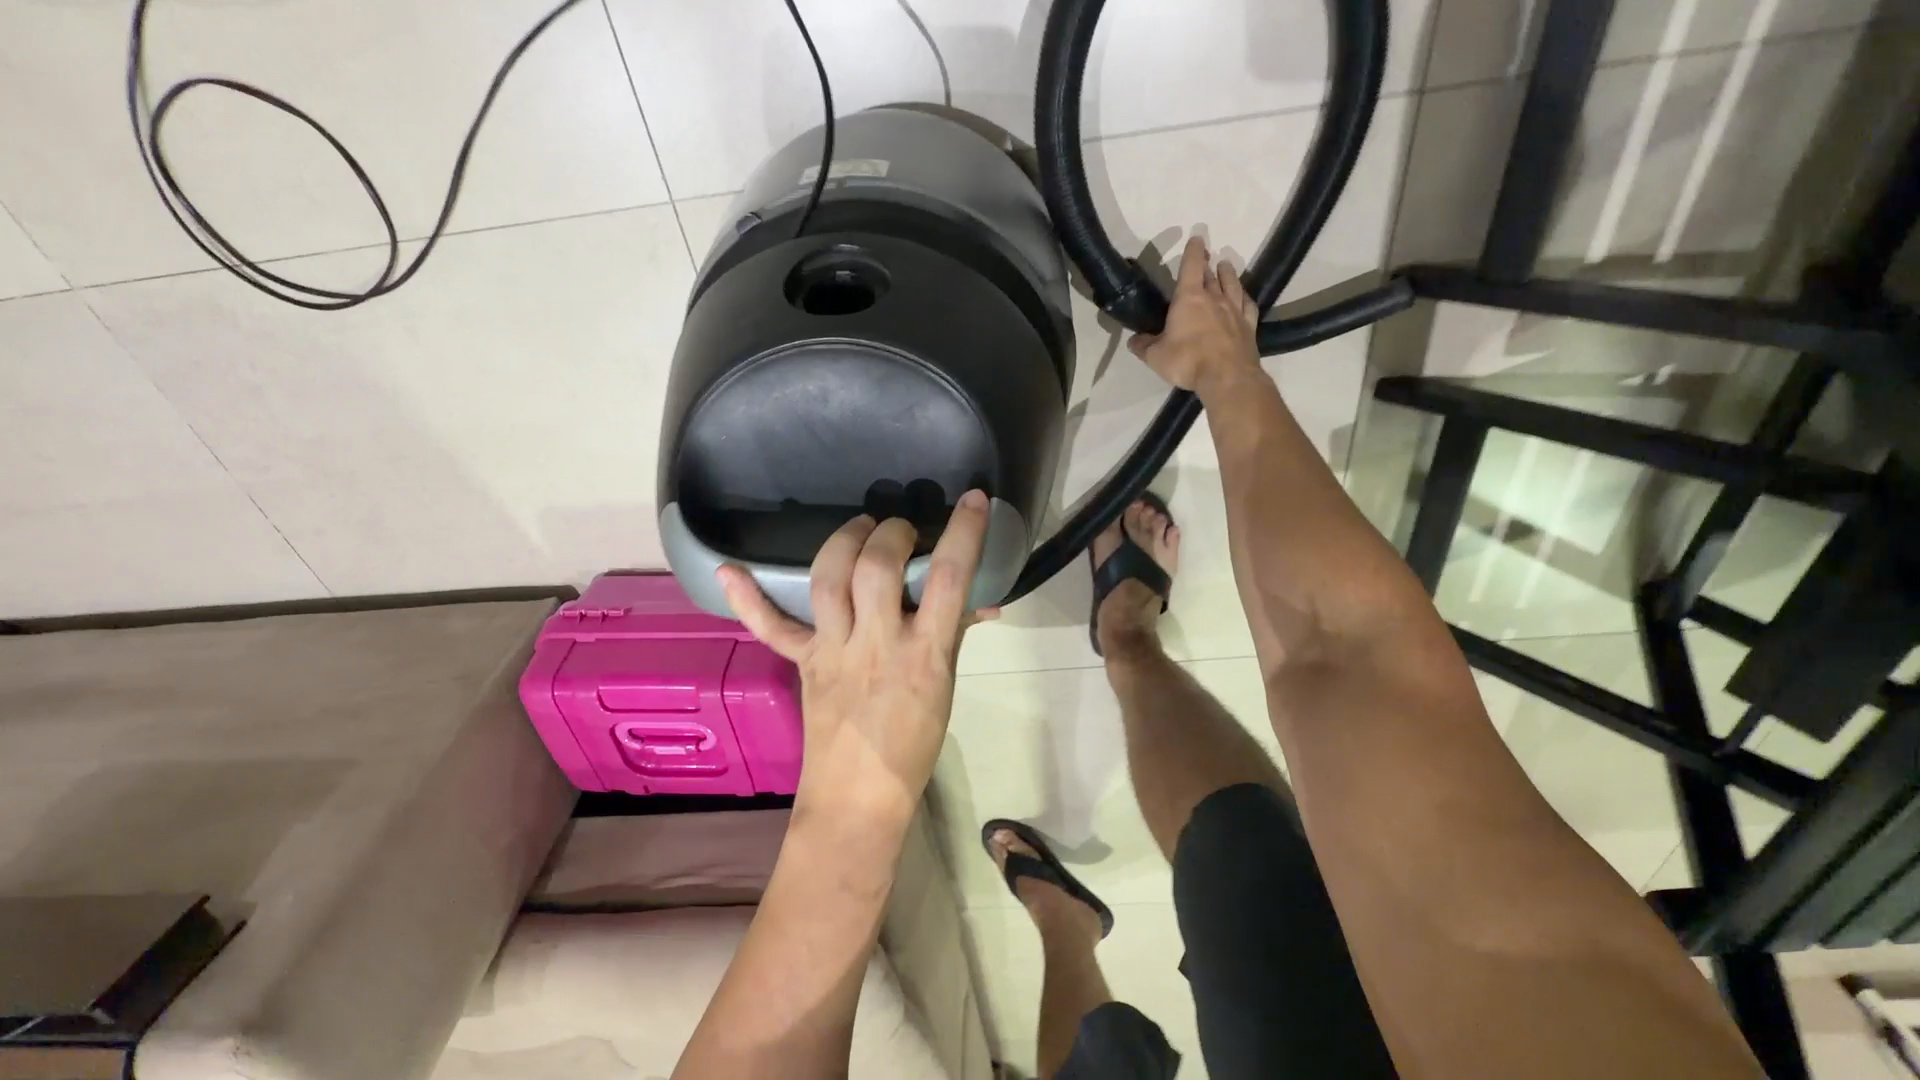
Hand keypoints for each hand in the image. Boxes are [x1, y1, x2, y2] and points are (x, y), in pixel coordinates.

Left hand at [717, 490, 995, 824]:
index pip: (948, 579)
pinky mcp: (803, 663)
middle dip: (891, 532)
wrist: (861, 797)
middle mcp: (876, 644)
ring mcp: (834, 651)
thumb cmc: (914, 744)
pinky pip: (770, 628)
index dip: (963, 532)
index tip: (974, 499)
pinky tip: (728, 569)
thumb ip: (955, 636)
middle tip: (900, 531)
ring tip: (860, 529)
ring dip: (843, 540)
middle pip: (877, 568)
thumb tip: (981, 600)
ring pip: (829, 580)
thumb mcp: (946, 687)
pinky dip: (747, 599)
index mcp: (924, 654)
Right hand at [1127, 235, 1260, 398]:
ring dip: (1228, 274)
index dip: (1193, 251)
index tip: (1197, 238)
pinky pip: (1248, 305)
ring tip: (1226, 265)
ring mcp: (1235, 311)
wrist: (1227, 377)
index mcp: (1189, 299)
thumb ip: (1144, 346)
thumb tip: (1134, 341)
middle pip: (1211, 275)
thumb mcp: (1155, 356)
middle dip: (1207, 264)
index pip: (1191, 266)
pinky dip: (1245, 297)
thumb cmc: (1187, 361)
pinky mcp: (1248, 326)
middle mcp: (1214, 298)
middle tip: (1207, 256)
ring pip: (1232, 285)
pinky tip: (1244, 296)